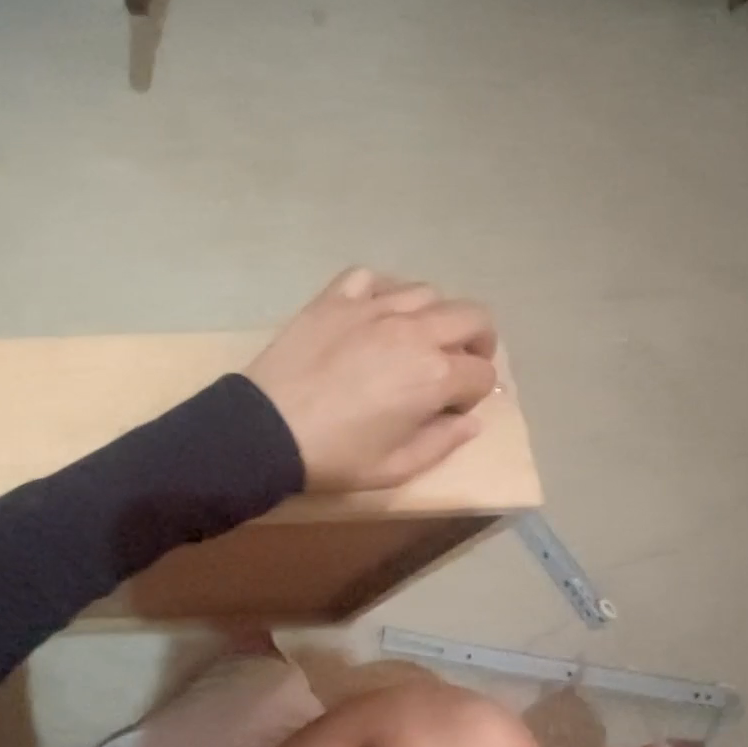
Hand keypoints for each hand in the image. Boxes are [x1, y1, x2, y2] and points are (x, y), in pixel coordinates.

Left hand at [244, 267, 497, 492]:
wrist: (265, 431)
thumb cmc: (332, 456)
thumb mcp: (393, 469)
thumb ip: (441, 444)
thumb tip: (470, 421)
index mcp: (435, 375)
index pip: (482, 374)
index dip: (472, 393)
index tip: (449, 408)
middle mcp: (413, 332)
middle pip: (472, 317)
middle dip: (475, 342)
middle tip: (454, 363)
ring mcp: (371, 310)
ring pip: (425, 292)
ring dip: (430, 315)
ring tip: (412, 338)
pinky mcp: (333, 301)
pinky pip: (368, 277)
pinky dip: (379, 290)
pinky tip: (372, 312)